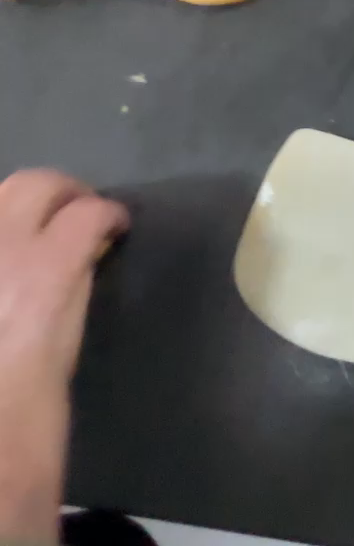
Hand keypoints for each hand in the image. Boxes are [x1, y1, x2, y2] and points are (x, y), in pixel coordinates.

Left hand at [0, 169, 128, 542]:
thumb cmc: (21, 398)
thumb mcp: (61, 333)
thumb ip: (67, 279)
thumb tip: (82, 247)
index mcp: (42, 270)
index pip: (89, 210)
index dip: (108, 216)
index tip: (114, 228)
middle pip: (31, 185)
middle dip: (60, 194)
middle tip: (72, 219)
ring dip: (14, 212)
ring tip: (25, 239)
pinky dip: (2, 240)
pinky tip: (8, 264)